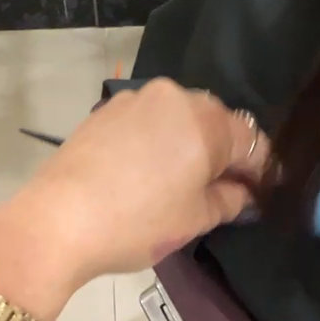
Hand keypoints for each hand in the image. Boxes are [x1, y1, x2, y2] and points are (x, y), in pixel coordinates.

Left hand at [0, 79, 269, 320]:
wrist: (59, 221)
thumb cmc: (137, 223)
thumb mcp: (193, 220)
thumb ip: (228, 201)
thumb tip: (244, 194)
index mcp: (207, 122)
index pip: (251, 141)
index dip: (260, 170)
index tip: (260, 195)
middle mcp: (175, 97)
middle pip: (214, 123)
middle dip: (223, 154)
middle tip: (221, 192)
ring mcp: (136, 100)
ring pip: (178, 120)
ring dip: (188, 146)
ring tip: (181, 184)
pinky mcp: (105, 112)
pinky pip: (146, 124)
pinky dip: (157, 144)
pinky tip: (147, 174)